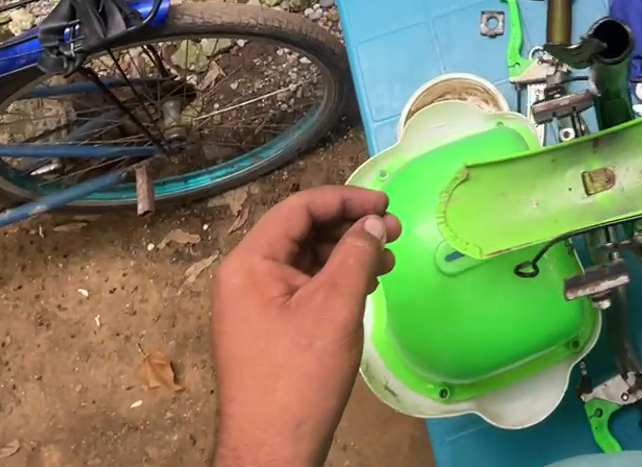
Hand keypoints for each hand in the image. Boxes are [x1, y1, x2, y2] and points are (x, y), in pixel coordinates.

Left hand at [210, 186, 401, 466]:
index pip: (300, 208)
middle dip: (351, 226)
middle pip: (303, 229)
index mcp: (250, 263)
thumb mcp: (335, 306)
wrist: (272, 454)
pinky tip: (368, 282)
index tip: (385, 204)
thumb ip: (357, 253)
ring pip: (308, 255)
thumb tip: (374, 221)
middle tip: (393, 231)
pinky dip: (339, 276)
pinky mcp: (271, 324)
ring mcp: (257, 302)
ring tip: (388, 259)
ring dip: (349, 251)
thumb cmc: (300, 375)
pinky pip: (307, 282)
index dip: (345, 199)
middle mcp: (247, 275)